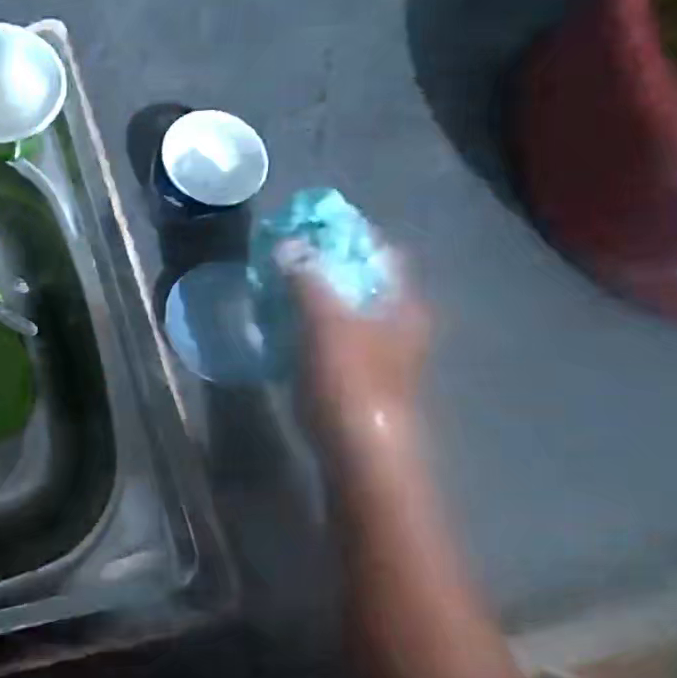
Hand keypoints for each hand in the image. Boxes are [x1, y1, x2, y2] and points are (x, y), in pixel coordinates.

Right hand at [277, 238, 429, 457]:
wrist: (360, 452)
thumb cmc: (350, 380)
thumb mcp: (325, 321)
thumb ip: (307, 277)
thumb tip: (290, 244)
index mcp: (402, 302)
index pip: (379, 250)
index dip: (345, 233)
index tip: (306, 225)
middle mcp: (399, 322)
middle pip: (360, 278)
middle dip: (322, 263)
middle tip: (282, 256)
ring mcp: (381, 351)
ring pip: (345, 307)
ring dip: (312, 293)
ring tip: (274, 287)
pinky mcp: (360, 374)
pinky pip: (332, 333)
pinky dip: (309, 322)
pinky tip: (281, 326)